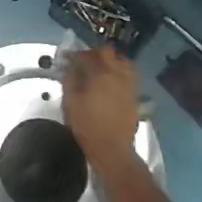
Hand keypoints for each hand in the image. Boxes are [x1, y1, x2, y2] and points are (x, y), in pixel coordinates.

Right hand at [61, 46, 140, 170]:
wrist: (112, 149)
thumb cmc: (88, 126)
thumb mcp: (71, 103)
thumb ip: (69, 81)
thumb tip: (70, 68)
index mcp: (100, 74)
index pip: (86, 56)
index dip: (74, 55)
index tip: (67, 58)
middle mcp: (117, 74)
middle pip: (107, 53)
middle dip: (93, 54)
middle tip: (83, 61)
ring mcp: (128, 84)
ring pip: (122, 61)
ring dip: (110, 60)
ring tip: (100, 68)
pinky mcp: (134, 94)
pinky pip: (130, 74)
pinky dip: (121, 71)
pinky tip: (112, 80)